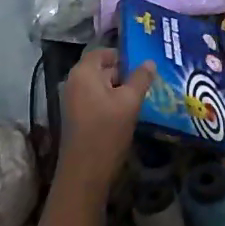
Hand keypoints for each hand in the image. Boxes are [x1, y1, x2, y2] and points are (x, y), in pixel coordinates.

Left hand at [59, 48, 152, 192]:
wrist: (84, 173)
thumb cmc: (107, 131)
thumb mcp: (129, 102)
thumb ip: (141, 78)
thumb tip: (150, 61)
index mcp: (83, 72)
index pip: (104, 52)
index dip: (124, 55)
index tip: (144, 61)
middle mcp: (74, 82)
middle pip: (103, 68)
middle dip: (125, 72)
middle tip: (150, 77)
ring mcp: (74, 100)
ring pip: (102, 86)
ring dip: (121, 88)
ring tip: (145, 93)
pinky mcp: (78, 117)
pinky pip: (98, 100)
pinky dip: (113, 101)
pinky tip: (131, 110)